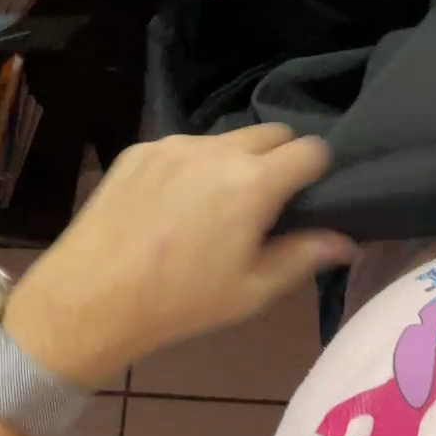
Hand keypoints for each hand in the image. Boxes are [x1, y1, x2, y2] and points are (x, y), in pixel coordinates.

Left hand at [1, 125, 350, 386]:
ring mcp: (175, 144)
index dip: (318, 169)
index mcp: (253, 182)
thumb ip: (306, 255)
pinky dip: (194, 165)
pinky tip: (173, 205)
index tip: (309, 195)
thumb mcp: (252, 290)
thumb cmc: (181, 302)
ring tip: (214, 205)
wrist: (87, 301)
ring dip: (237, 160)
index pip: (312, 148)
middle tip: (266, 201)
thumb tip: (349, 242)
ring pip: (228, 138)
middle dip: (281, 158)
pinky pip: (185, 145)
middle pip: (273, 132)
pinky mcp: (141, 148)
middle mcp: (218, 149)